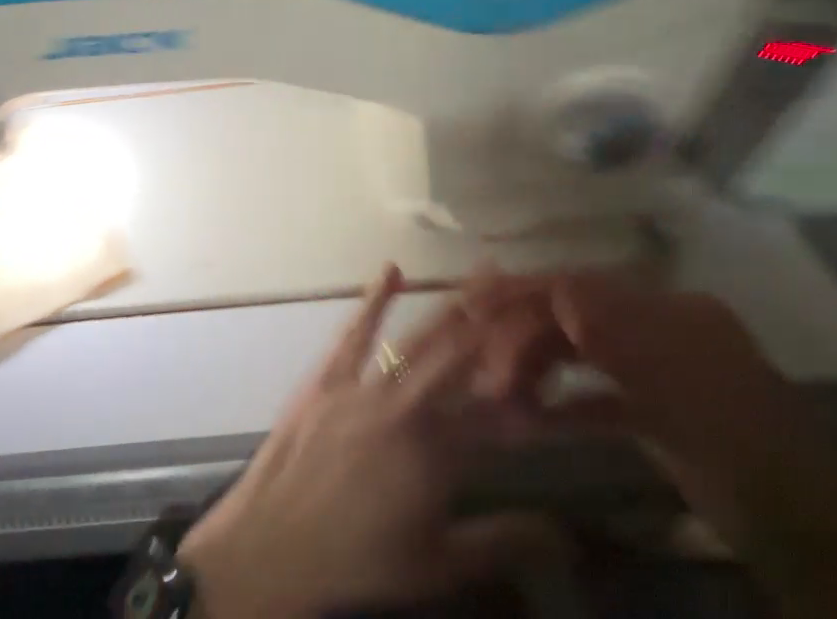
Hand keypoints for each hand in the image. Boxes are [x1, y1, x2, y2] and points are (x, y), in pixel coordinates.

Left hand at [177, 265, 563, 617]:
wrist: (270, 546)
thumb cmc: (357, 561)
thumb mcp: (439, 564)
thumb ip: (504, 541)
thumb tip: (567, 535)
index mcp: (437, 451)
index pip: (498, 412)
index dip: (532, 389)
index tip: (560, 365)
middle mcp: (404, 407)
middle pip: (461, 358)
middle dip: (501, 323)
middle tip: (533, 292)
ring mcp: (360, 387)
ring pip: (415, 340)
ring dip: (452, 306)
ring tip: (486, 274)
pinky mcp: (324, 380)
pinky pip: (353, 334)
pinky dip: (373, 300)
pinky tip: (391, 270)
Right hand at [454, 272, 835, 537]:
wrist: (806, 531)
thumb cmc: (740, 447)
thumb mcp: (679, 386)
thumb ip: (617, 330)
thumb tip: (556, 281)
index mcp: (673, 311)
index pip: (581, 288)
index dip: (526, 295)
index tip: (475, 311)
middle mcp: (660, 331)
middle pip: (574, 320)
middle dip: (524, 339)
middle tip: (484, 374)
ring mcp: (656, 374)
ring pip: (578, 357)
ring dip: (536, 371)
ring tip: (499, 397)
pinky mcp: (653, 415)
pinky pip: (594, 398)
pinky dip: (560, 406)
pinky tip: (527, 421)